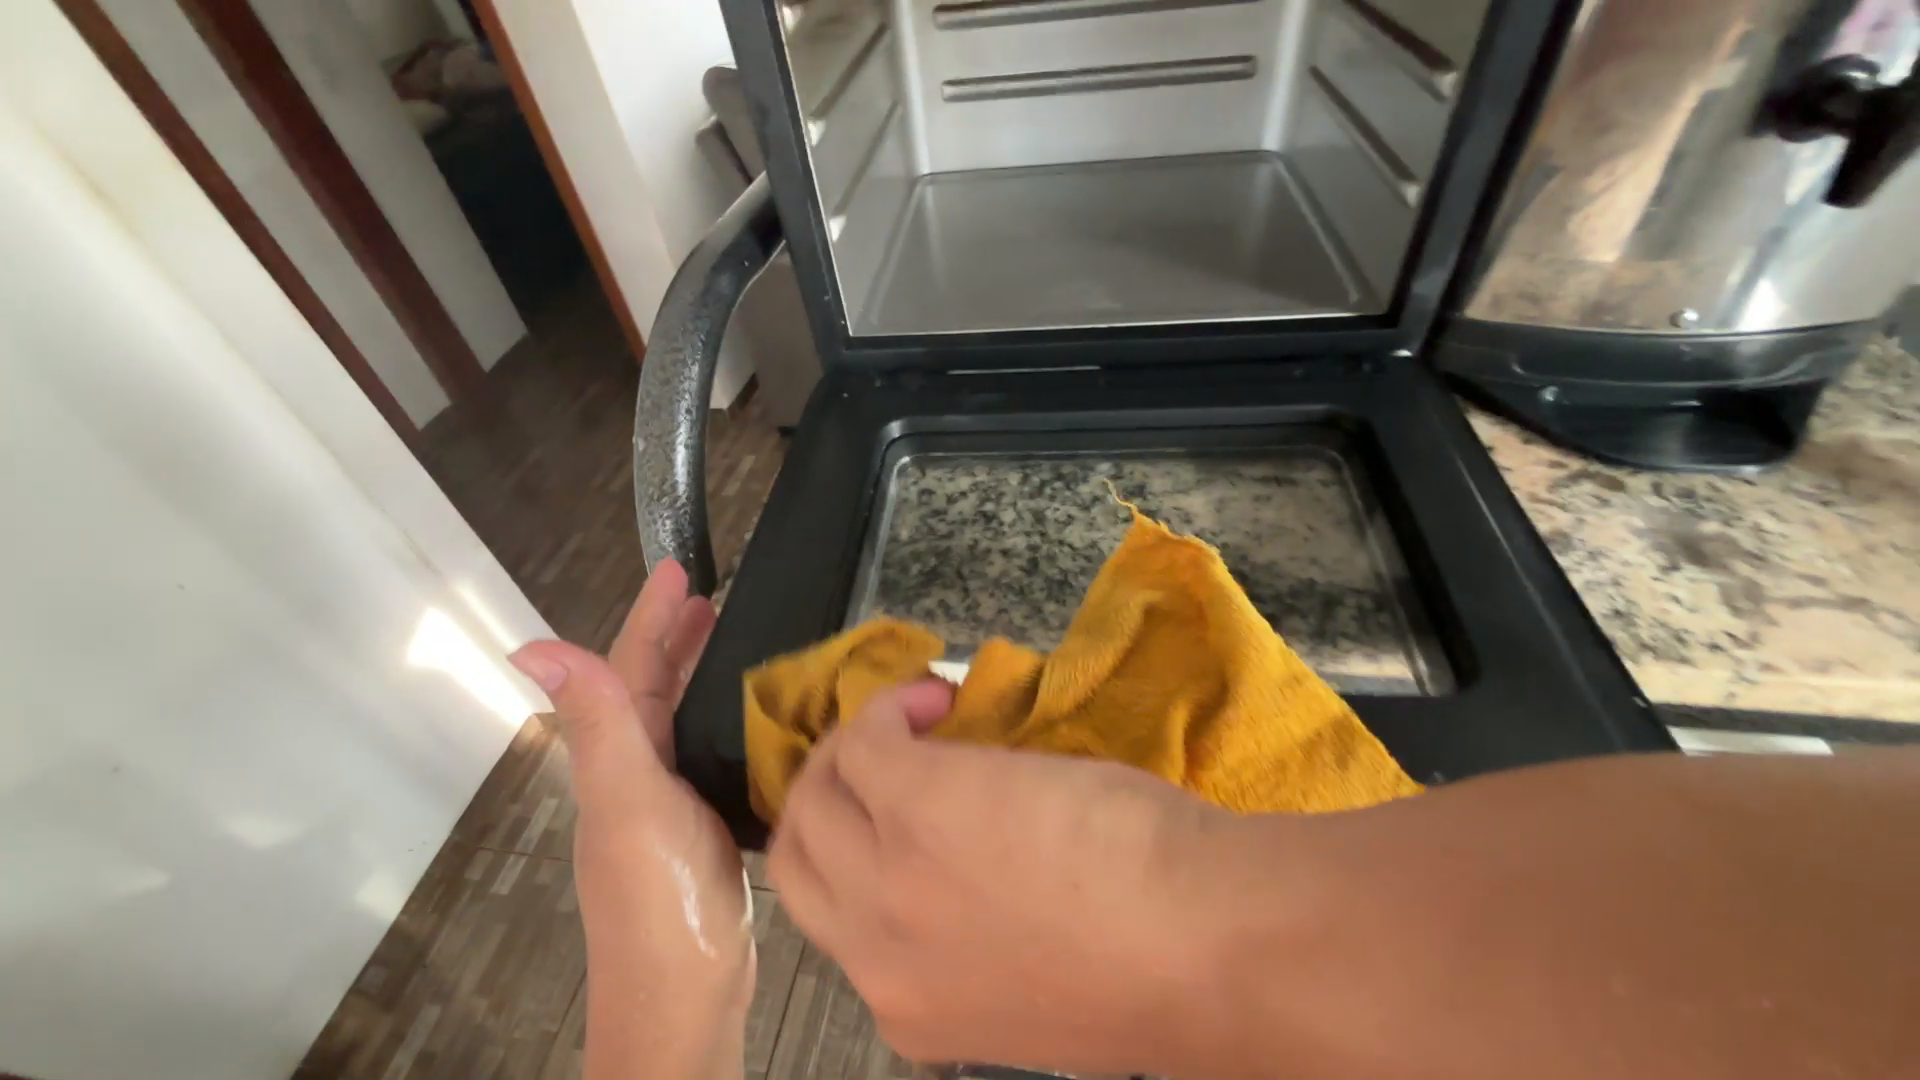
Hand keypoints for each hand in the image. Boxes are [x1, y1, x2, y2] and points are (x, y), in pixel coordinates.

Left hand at [510, 561, 748, 1079]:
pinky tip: (758, 719)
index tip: (679, 568)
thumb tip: (531, 646)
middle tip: (711, 596)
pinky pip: (711, 751)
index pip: (630, 669)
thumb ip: (598, 726)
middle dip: (674, 636)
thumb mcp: (630, 804)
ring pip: (682, 718)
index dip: (650, 616)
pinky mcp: (704, 826)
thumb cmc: (658, 900)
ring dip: (701, 673)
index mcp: (617, 760)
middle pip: (652, 688)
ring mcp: (669, 803)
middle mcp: (636, 775)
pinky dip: (728, 718)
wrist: (687, 997)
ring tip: (734, 643)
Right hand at [768, 681, 1249, 1075]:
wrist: (1204, 948)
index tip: (894, 809)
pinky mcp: (915, 799)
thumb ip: (968, 938)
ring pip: (816, 793)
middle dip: (827, 795)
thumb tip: (958, 863)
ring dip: (853, 744)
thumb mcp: (1026, 975)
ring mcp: (888, 874)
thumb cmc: (1148, 962)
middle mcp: (875, 952)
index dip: (854, 849)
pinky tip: (934, 697)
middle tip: (879, 757)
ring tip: (916, 718)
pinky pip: (865, 738)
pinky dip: (888, 707)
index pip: (835, 919)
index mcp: (910, 1005)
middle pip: (799, 853)